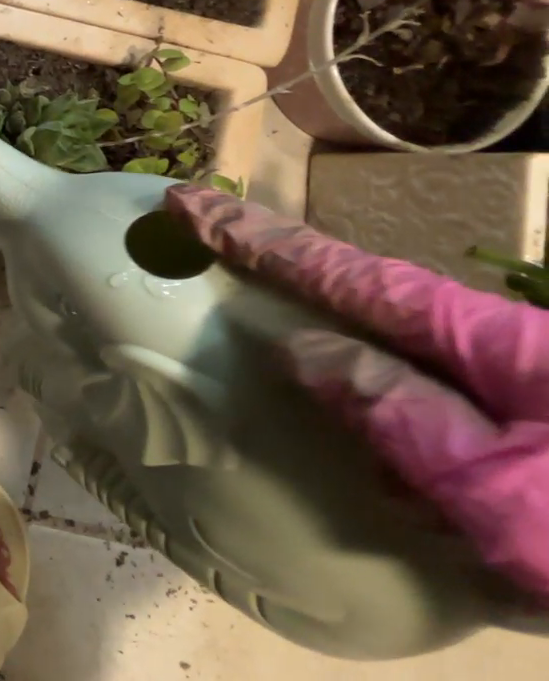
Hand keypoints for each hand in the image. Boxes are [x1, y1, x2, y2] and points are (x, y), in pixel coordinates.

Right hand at [164, 184, 548, 602]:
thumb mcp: (509, 498)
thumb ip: (401, 419)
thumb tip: (300, 348)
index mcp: (505, 349)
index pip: (351, 278)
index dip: (262, 241)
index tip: (188, 204)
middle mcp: (515, 352)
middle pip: (377, 295)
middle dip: (290, 263)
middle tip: (210, 238)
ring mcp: (530, 389)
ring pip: (412, 347)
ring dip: (332, 328)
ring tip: (256, 314)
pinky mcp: (539, 433)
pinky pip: (441, 396)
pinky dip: (385, 396)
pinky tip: (366, 430)